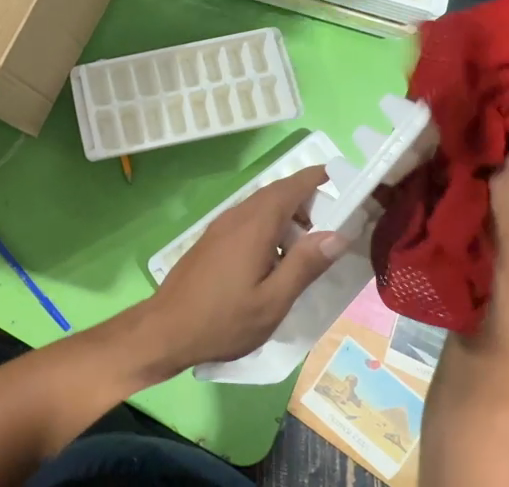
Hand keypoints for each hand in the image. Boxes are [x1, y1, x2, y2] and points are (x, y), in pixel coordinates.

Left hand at [129, 168, 346, 379]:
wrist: (168, 328)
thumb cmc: (224, 320)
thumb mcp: (274, 300)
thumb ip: (305, 265)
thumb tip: (337, 234)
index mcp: (254, 225)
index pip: (289, 188)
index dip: (315, 179)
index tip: (340, 179)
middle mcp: (236, 217)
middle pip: (275, 194)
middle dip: (305, 200)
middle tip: (332, 225)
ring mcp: (220, 227)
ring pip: (260, 207)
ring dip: (286, 215)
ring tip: (307, 247)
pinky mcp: (212, 240)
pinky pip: (247, 220)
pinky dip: (269, 226)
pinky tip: (275, 258)